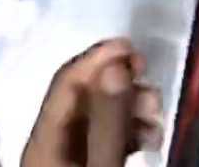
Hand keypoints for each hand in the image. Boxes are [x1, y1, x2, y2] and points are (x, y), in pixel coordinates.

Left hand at [23, 39, 162, 166]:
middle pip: (82, 95)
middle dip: (118, 78)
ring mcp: (63, 154)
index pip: (66, 79)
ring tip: (156, 107)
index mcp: (42, 134)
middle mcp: (48, 138)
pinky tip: (150, 133)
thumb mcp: (100, 161)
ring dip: (128, 104)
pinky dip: (126, 130)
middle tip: (146, 71)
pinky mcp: (80, 166)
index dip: (97, 56)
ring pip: (96, 116)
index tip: (129, 43)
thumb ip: (107, 118)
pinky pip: (102, 138)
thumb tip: (117, 64)